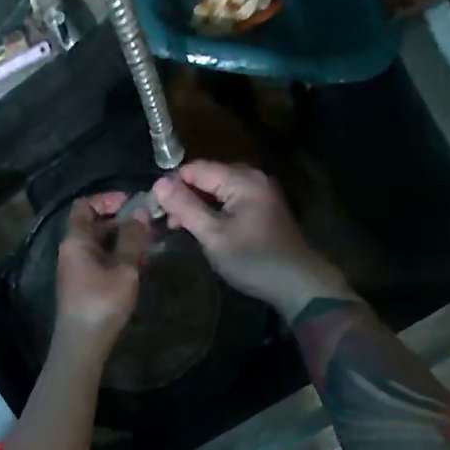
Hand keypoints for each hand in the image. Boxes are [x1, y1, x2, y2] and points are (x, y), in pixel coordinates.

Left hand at [54, 192, 148, 352]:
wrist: (82, 342)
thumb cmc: (102, 302)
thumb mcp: (124, 268)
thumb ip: (133, 238)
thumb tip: (140, 212)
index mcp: (75, 241)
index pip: (84, 206)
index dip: (107, 199)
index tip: (133, 202)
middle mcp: (70, 250)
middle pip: (93, 224)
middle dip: (121, 220)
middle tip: (151, 224)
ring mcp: (75, 268)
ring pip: (99, 243)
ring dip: (123, 239)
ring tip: (150, 243)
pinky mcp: (82, 283)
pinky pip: (100, 260)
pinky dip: (118, 256)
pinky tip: (139, 264)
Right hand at [152, 161, 351, 319]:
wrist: (295, 281)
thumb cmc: (251, 258)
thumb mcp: (212, 234)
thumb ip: (185, 207)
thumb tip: (157, 183)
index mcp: (242, 180)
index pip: (196, 169)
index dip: (171, 185)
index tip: (154, 210)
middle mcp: (252, 178)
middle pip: (205, 176)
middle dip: (182, 195)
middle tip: (164, 221)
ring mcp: (257, 192)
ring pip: (213, 188)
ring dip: (192, 204)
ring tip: (177, 227)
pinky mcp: (258, 206)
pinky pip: (225, 198)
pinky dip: (208, 210)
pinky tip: (198, 227)